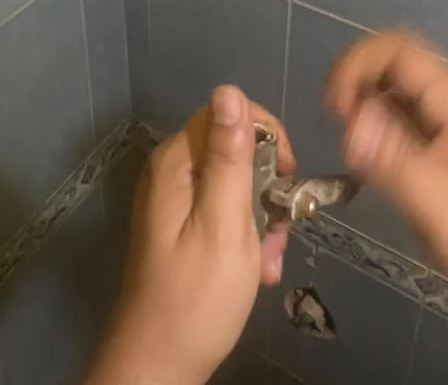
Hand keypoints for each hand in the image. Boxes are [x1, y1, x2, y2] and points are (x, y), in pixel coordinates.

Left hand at [85, 86, 295, 384]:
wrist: (158, 368)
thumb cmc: (196, 297)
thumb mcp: (224, 224)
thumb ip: (230, 157)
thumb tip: (229, 89)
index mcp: (176, 162)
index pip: (227, 112)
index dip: (266, 135)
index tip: (289, 174)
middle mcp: (173, 171)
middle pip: (235, 148)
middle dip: (268, 186)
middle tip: (279, 230)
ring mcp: (177, 200)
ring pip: (238, 183)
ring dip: (263, 218)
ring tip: (268, 261)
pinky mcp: (184, 227)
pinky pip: (227, 210)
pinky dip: (248, 235)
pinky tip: (257, 270)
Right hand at [325, 32, 447, 312]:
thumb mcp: (435, 201)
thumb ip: (389, 157)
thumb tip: (349, 120)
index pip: (398, 51)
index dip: (356, 65)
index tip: (333, 105)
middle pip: (396, 56)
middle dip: (357, 74)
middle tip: (334, 112)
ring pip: (398, 82)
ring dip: (366, 95)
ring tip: (347, 132)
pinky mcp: (445, 137)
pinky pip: (404, 109)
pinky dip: (378, 117)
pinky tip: (367, 151)